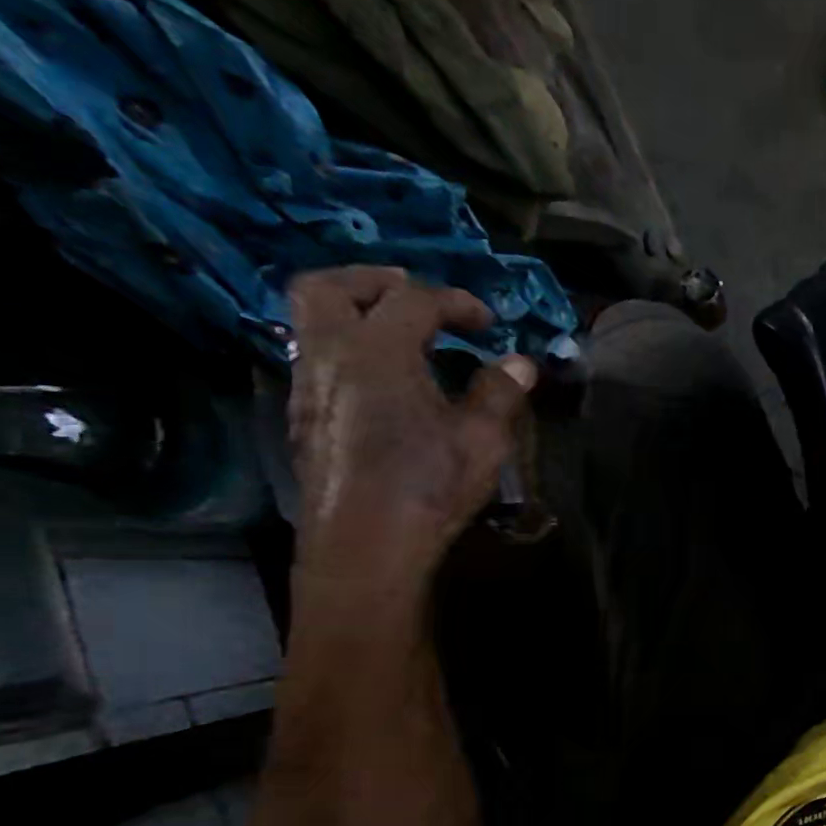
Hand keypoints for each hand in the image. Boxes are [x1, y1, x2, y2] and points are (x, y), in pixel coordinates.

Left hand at [287, 267, 535, 575]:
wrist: (366, 545)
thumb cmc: (428, 485)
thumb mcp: (483, 438)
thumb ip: (500, 392)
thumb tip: (519, 363)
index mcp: (376, 353)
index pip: (413, 300)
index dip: (455, 301)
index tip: (489, 323)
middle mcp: (329, 358)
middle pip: (328, 288)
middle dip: (374, 280)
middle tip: (417, 294)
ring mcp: (308, 388)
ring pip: (313, 323)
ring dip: (358, 314)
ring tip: (406, 335)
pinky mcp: (306, 418)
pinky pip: (319, 359)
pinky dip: (352, 348)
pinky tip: (389, 380)